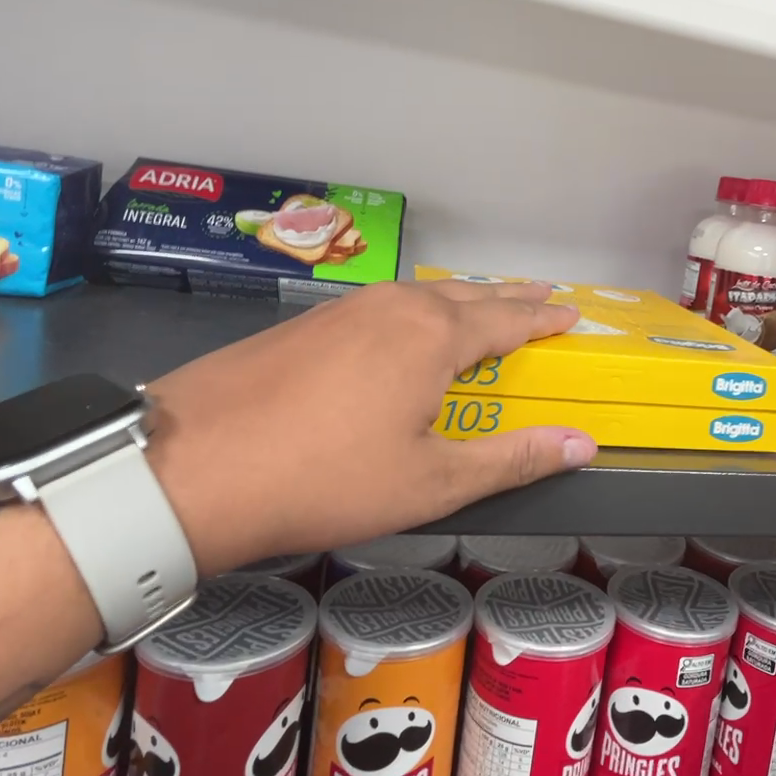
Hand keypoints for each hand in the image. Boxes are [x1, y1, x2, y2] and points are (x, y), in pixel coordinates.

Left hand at [144, 280, 595, 573]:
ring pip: (423, 295)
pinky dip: (419, 310)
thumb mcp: (433, 481)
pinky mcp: (308, 323)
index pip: (509, 320)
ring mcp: (345, 308)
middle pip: (469, 295)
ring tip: (484, 306)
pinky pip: (385, 305)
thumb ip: (514, 459)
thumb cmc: (328, 478)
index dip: (545, 319)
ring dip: (463, 299)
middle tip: (541, 297)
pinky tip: (407, 327)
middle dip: (510, 297)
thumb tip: (584, 444)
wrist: (191, 467)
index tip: (574, 313)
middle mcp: (395, 306)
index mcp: (434, 335)